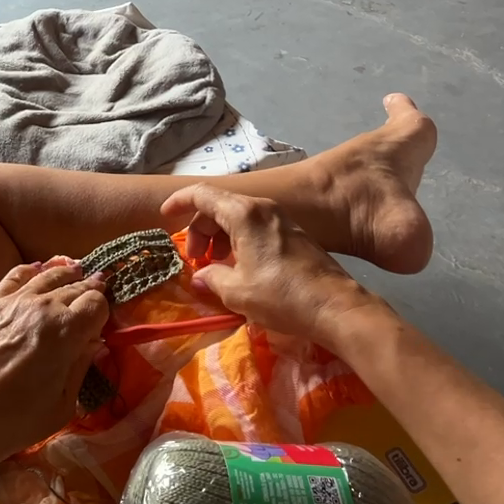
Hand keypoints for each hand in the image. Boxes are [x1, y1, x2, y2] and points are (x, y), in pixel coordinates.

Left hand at [0, 258, 108, 501]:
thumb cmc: (14, 421)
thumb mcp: (62, 406)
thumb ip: (81, 367)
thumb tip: (93, 342)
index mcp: (66, 331)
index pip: (97, 303)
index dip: (103, 312)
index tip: (100, 324)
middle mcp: (43, 305)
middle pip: (76, 286)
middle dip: (89, 291)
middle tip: (96, 296)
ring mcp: (15, 299)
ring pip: (49, 274)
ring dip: (67, 275)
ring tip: (76, 273)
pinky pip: (17, 274)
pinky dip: (33, 269)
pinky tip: (39, 271)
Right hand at [161, 185, 377, 342]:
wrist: (339, 308)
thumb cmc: (283, 297)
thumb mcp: (237, 292)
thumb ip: (212, 278)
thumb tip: (201, 277)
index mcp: (243, 213)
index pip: (201, 194)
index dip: (179, 202)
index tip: (165, 217)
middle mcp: (262, 208)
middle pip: (218, 206)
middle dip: (200, 229)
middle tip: (195, 261)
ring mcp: (281, 218)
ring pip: (237, 216)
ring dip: (220, 236)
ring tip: (216, 266)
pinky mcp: (294, 233)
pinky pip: (255, 226)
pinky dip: (239, 240)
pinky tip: (240, 267)